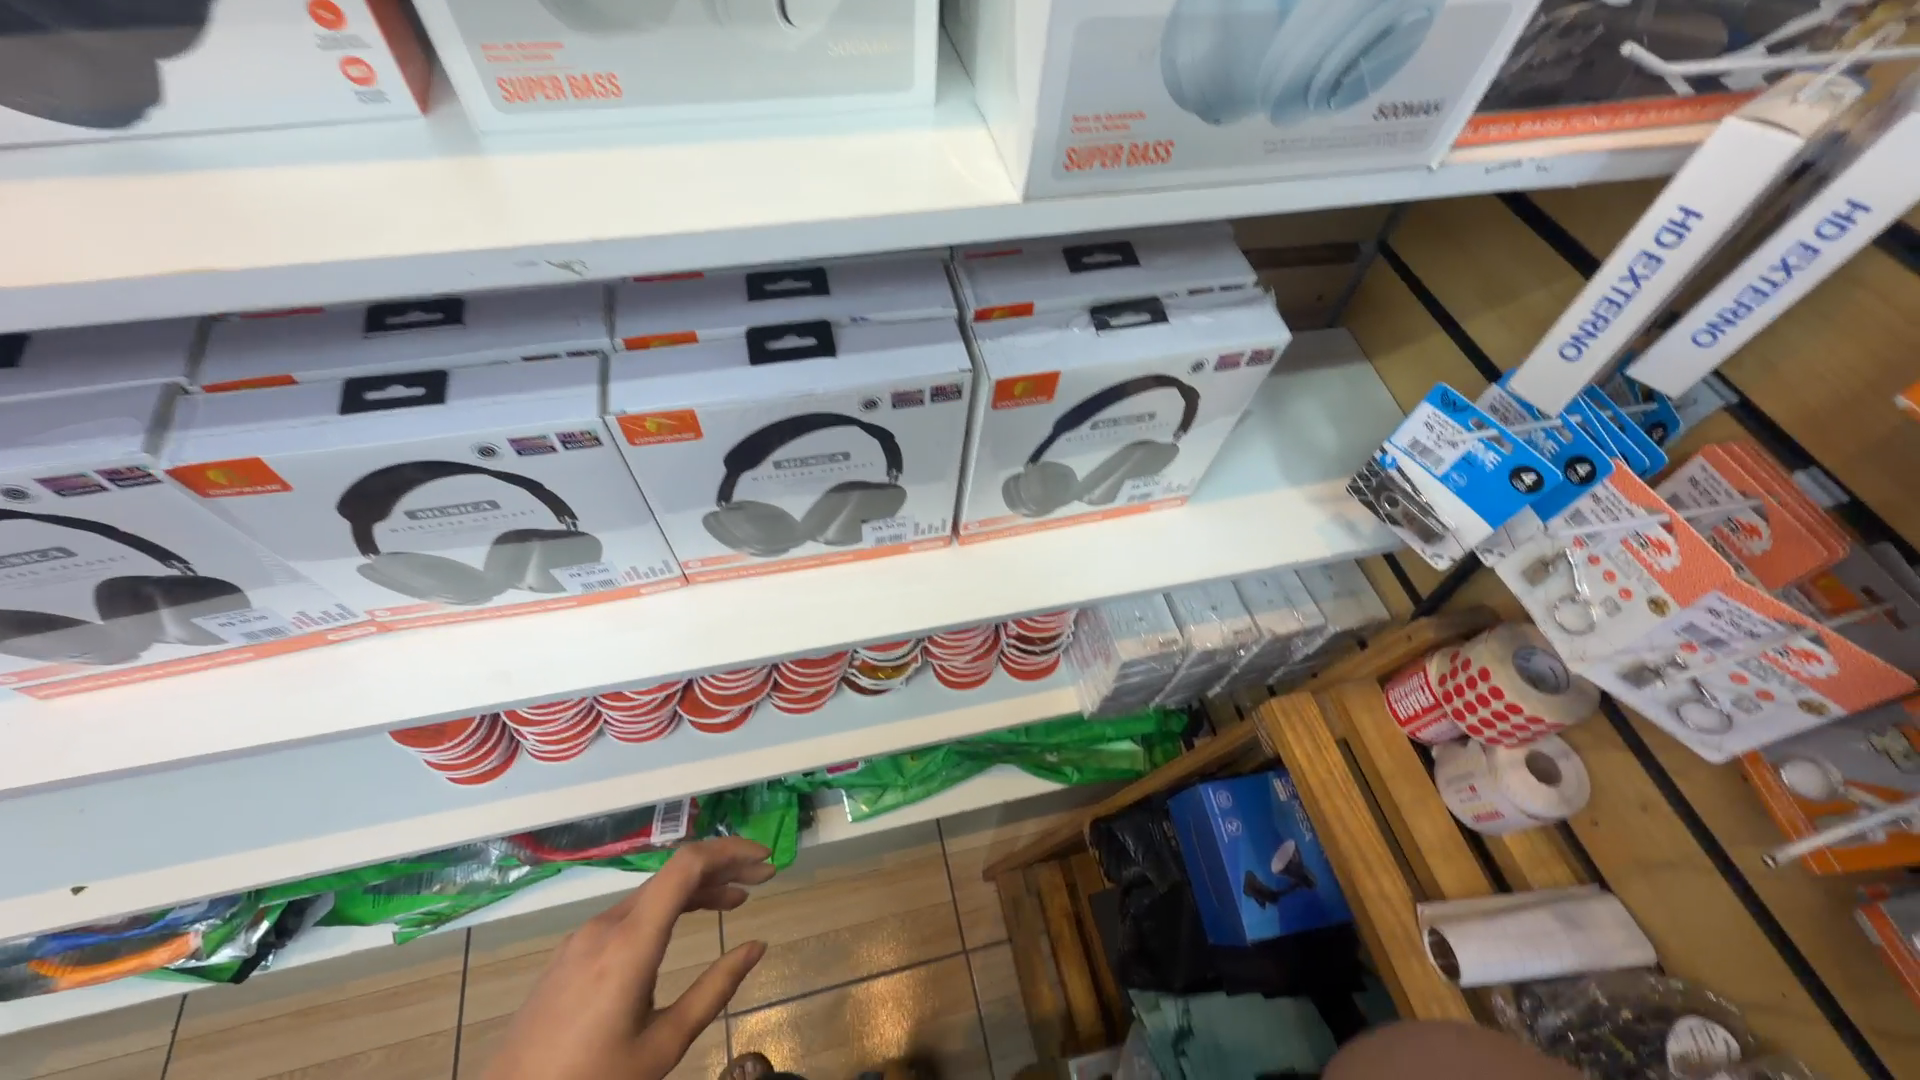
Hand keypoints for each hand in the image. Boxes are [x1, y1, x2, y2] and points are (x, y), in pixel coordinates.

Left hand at [483, 836, 775, 1079]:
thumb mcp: (664, 1044)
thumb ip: (715, 989)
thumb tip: (758, 946)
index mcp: (630, 943)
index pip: (686, 867)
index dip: (730, 852)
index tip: (766, 859)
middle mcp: (606, 925)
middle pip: (673, 874)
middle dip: (723, 868)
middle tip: (765, 877)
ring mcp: (584, 936)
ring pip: (652, 892)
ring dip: (697, 888)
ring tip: (737, 900)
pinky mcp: (572, 951)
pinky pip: (629, 912)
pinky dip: (667, 907)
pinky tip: (685, 923)